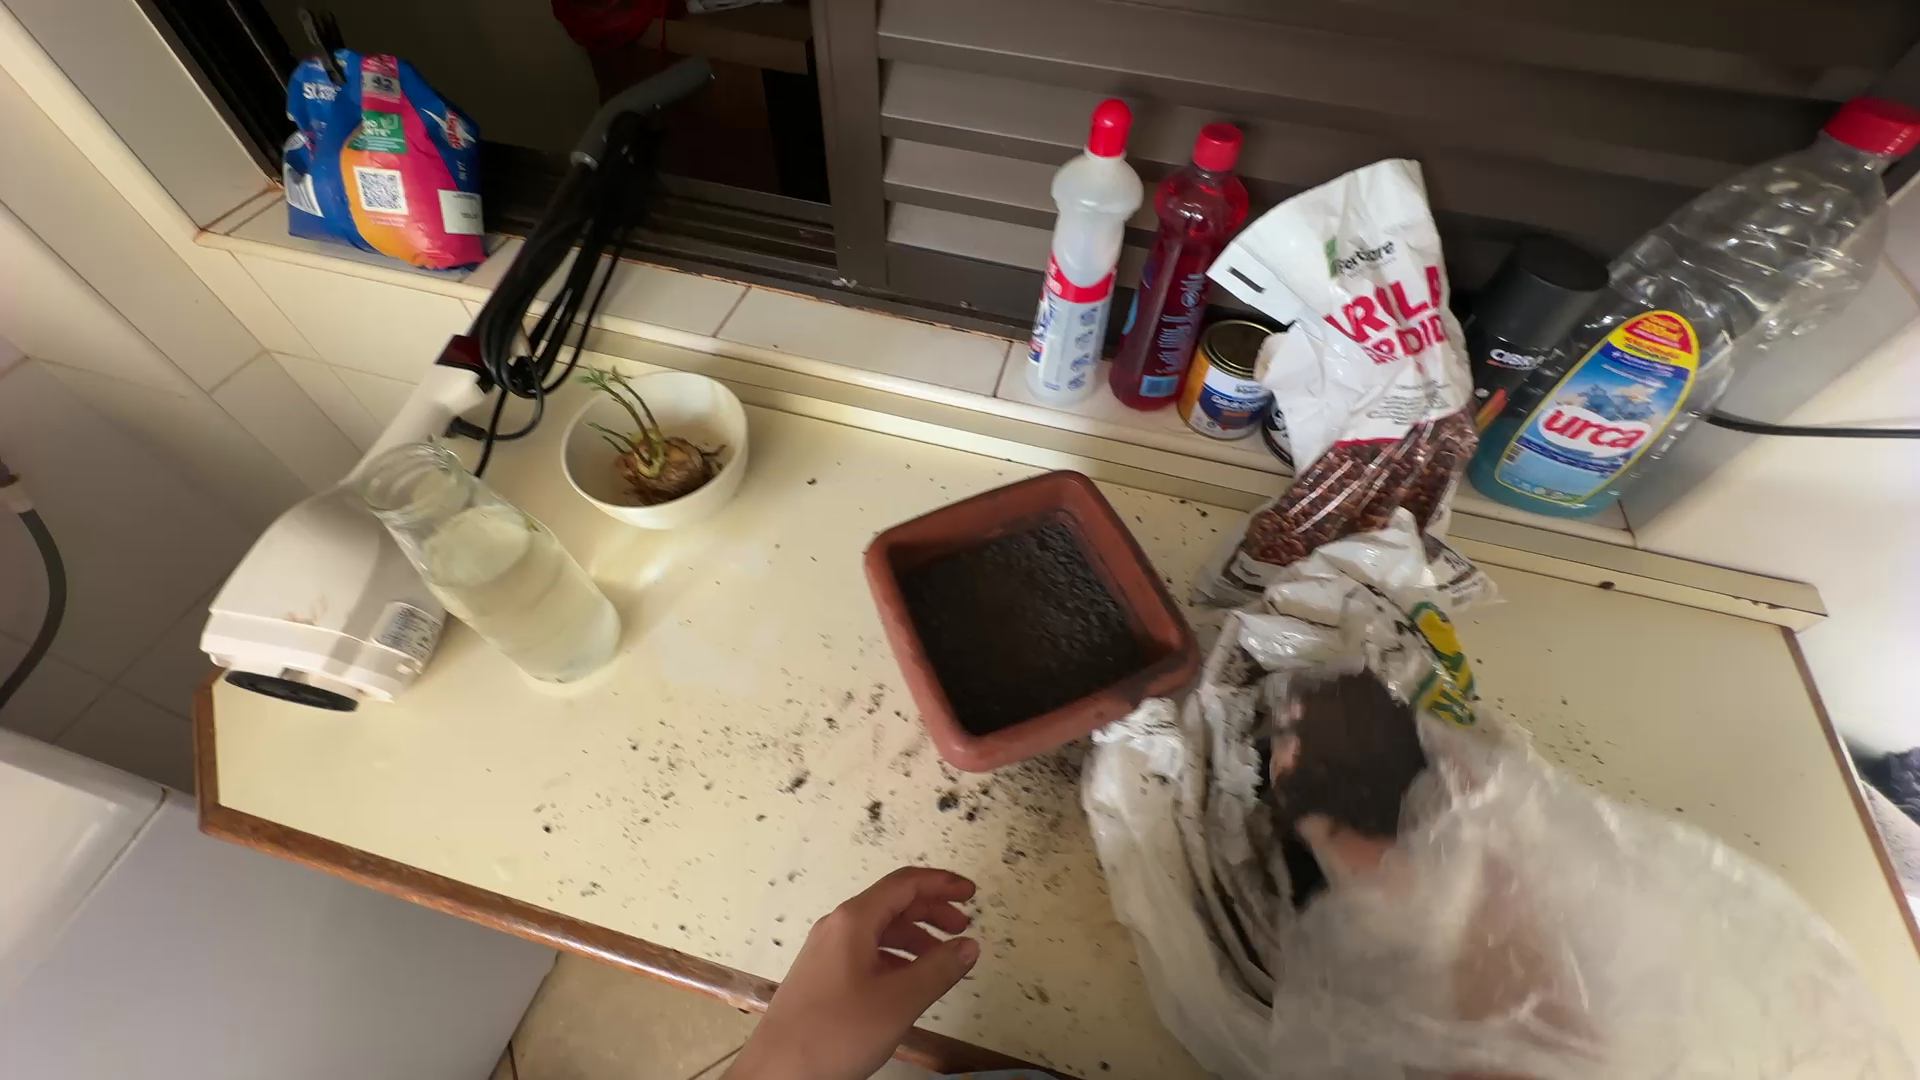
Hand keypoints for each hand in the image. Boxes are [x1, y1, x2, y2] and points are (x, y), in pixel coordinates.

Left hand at [726, 867, 979, 1079]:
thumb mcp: (897, 1003)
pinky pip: (867, 952)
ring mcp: (827, 950)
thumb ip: (938, 970)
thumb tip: (969, 945)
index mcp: (855, 919)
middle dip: (932, 910)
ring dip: (916, 936)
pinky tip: (910, 981)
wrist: (773, 1077)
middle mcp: (839, 925)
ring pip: (880, 930)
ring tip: (944, 958)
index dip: (942, 883)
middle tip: (964, 926)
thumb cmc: (836, 1033)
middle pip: (893, 902)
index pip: (905, 883)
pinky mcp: (822, 976)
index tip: (971, 892)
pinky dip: (896, 957)